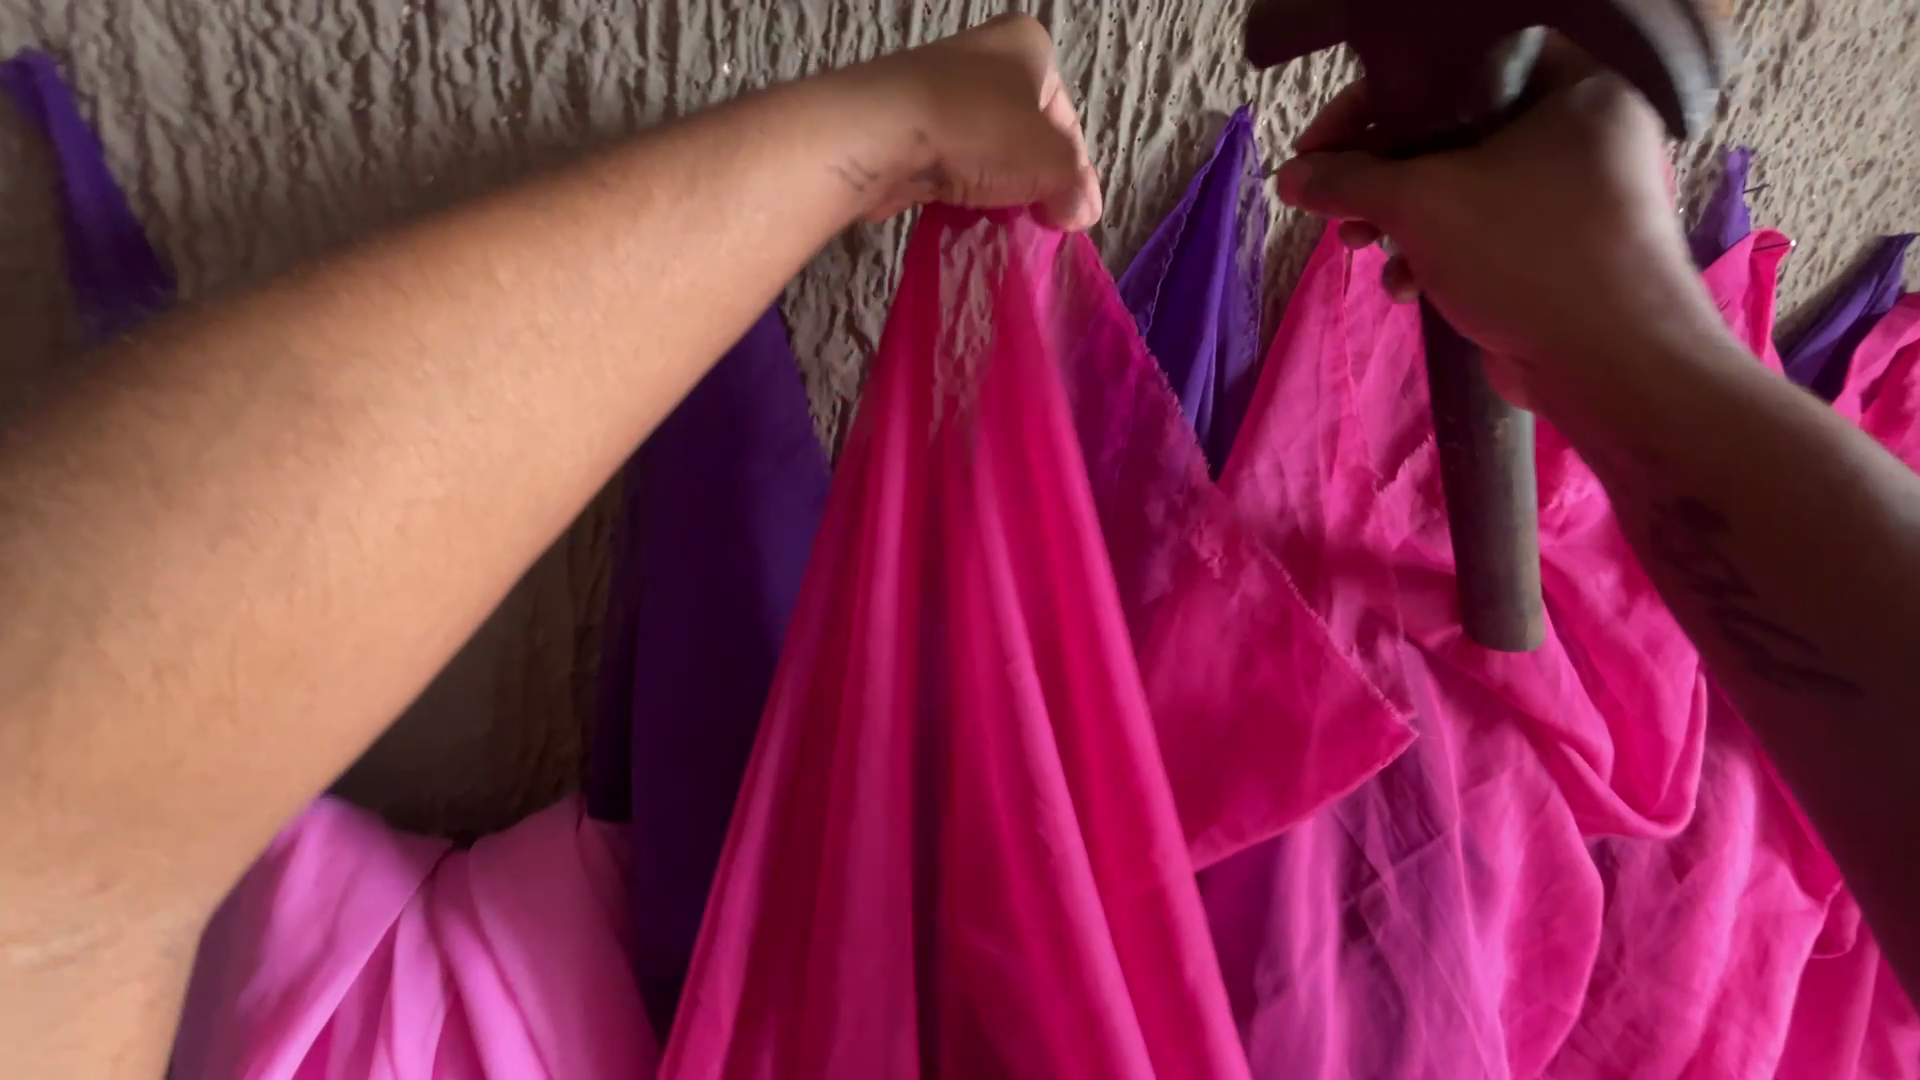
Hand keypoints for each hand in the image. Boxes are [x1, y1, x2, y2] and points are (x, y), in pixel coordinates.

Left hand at [833, 14, 1102, 229]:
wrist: (884, 135)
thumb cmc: (980, 132)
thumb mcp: (1051, 160)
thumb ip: (1074, 186)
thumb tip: (1080, 212)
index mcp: (1028, 47)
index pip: (1066, 120)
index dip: (1072, 173)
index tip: (1067, 216)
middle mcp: (984, 59)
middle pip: (1026, 139)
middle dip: (1032, 184)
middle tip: (1034, 221)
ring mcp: (942, 94)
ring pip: (988, 156)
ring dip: (997, 193)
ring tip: (996, 220)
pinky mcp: (910, 129)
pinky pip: (951, 168)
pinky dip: (961, 193)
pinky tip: (963, 215)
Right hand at [1274, 43, 1729, 408]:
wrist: (1604, 355)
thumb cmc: (1522, 252)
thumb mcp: (1421, 204)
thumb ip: (1348, 182)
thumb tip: (1288, 177)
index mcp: (1567, 84)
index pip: (1447, 71)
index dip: (1369, 106)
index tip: (1314, 148)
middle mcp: (1571, 129)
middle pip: (1443, 135)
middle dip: (1376, 180)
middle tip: (1336, 209)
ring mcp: (1562, 192)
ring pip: (1451, 191)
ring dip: (1395, 224)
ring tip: (1363, 249)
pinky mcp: (1547, 246)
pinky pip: (1472, 232)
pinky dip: (1430, 255)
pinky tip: (1410, 288)